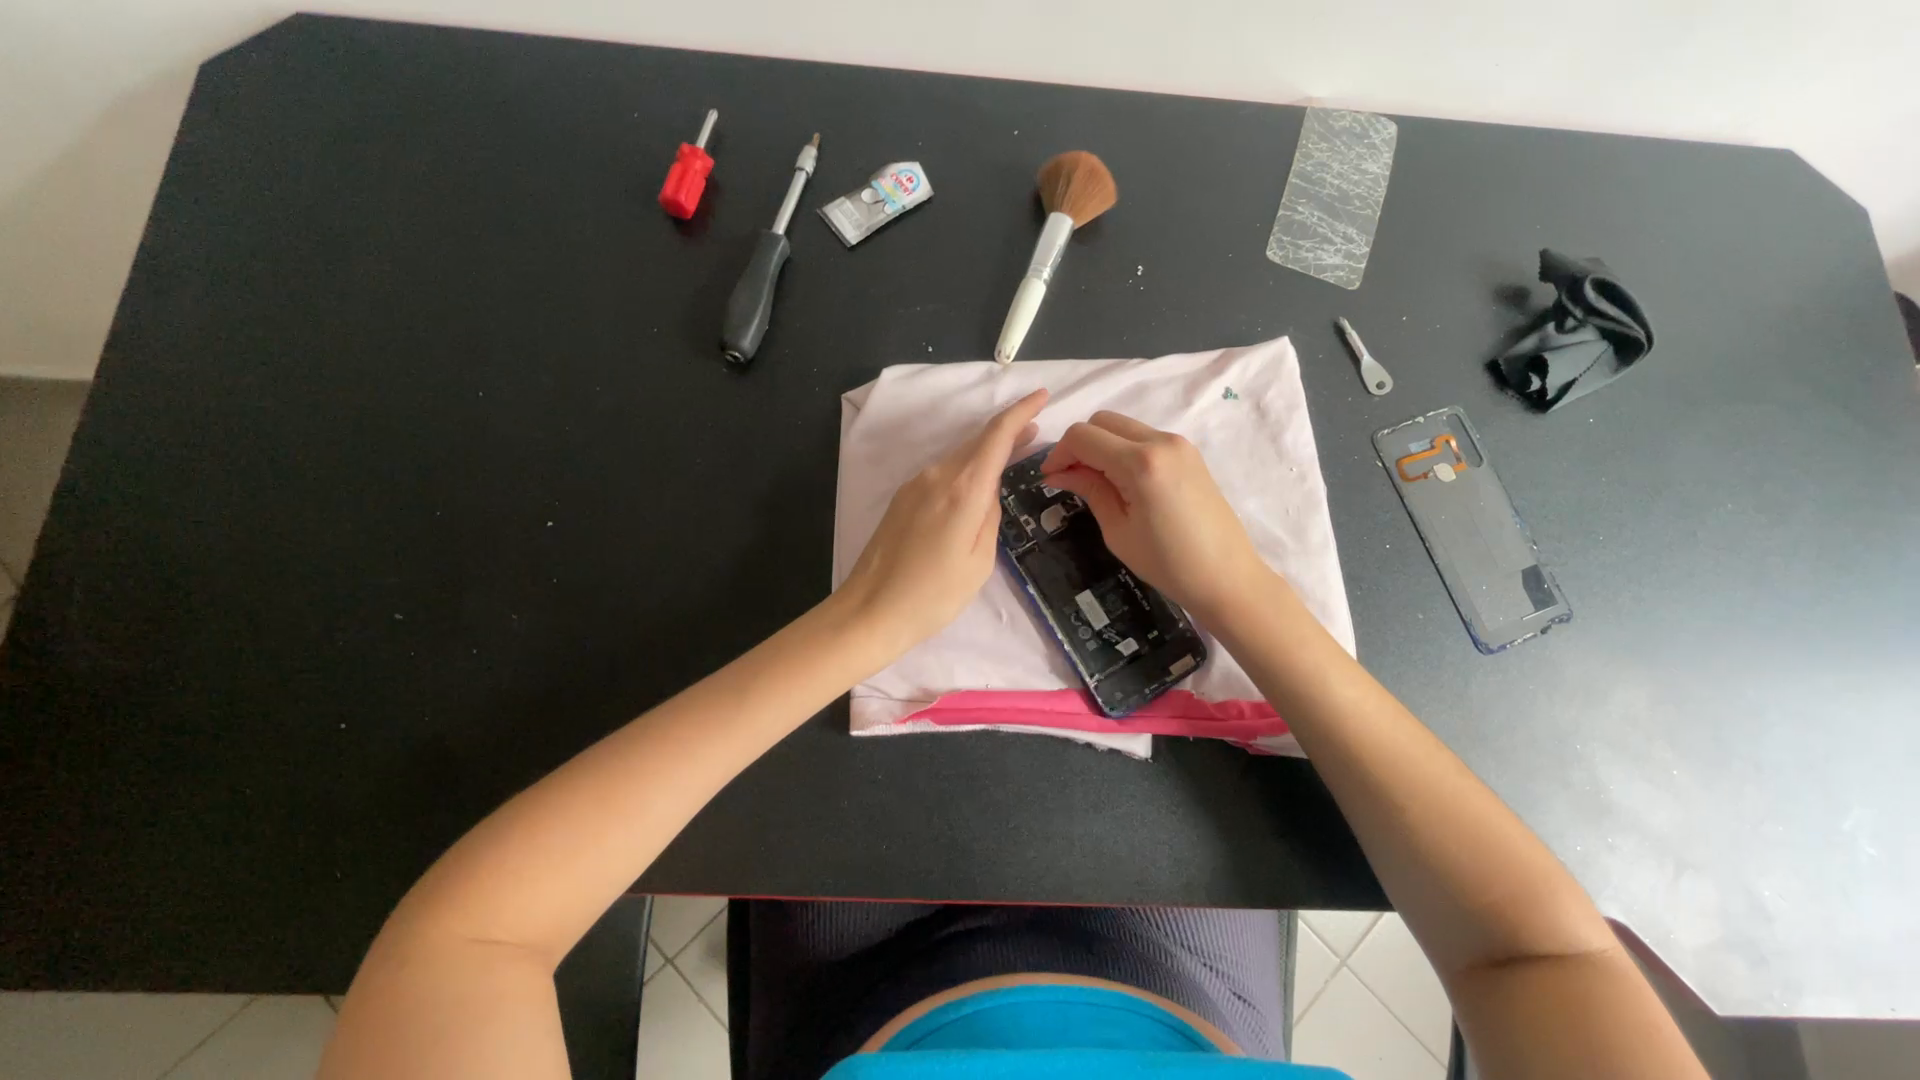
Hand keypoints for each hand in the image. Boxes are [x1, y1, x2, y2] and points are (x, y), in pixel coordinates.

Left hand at [838, 389, 1047, 652]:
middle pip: (978, 441)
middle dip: (1008, 431)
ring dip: (986, 452)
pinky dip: (967, 469)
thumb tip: (988, 495)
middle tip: (1037, 433)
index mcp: (963, 490)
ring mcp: (915, 485)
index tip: (1042, 395)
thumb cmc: (932, 596)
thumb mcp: (979, 562)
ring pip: (959, 457)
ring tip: (1015, 455)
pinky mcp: (902, 499)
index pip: (996, 435)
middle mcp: (937, 476)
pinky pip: (943, 473)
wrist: (870, 611)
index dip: (1022, 412)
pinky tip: (978, 484)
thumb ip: (990, 519)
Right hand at [1040, 411, 1271, 622]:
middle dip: (1079, 444)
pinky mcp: (1189, 453)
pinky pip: (1144, 437)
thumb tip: (1058, 473)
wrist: (1227, 577)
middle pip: (1102, 421)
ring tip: (1093, 482)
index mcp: (1140, 463)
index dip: (1059, 453)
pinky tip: (1120, 481)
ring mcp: (1179, 444)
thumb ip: (1089, 490)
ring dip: (1101, 445)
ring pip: (1123, 426)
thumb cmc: (1168, 563)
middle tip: (1069, 478)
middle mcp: (1161, 441)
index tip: (1049, 478)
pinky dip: (1123, 449)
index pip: (1083, 436)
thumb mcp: (1118, 530)